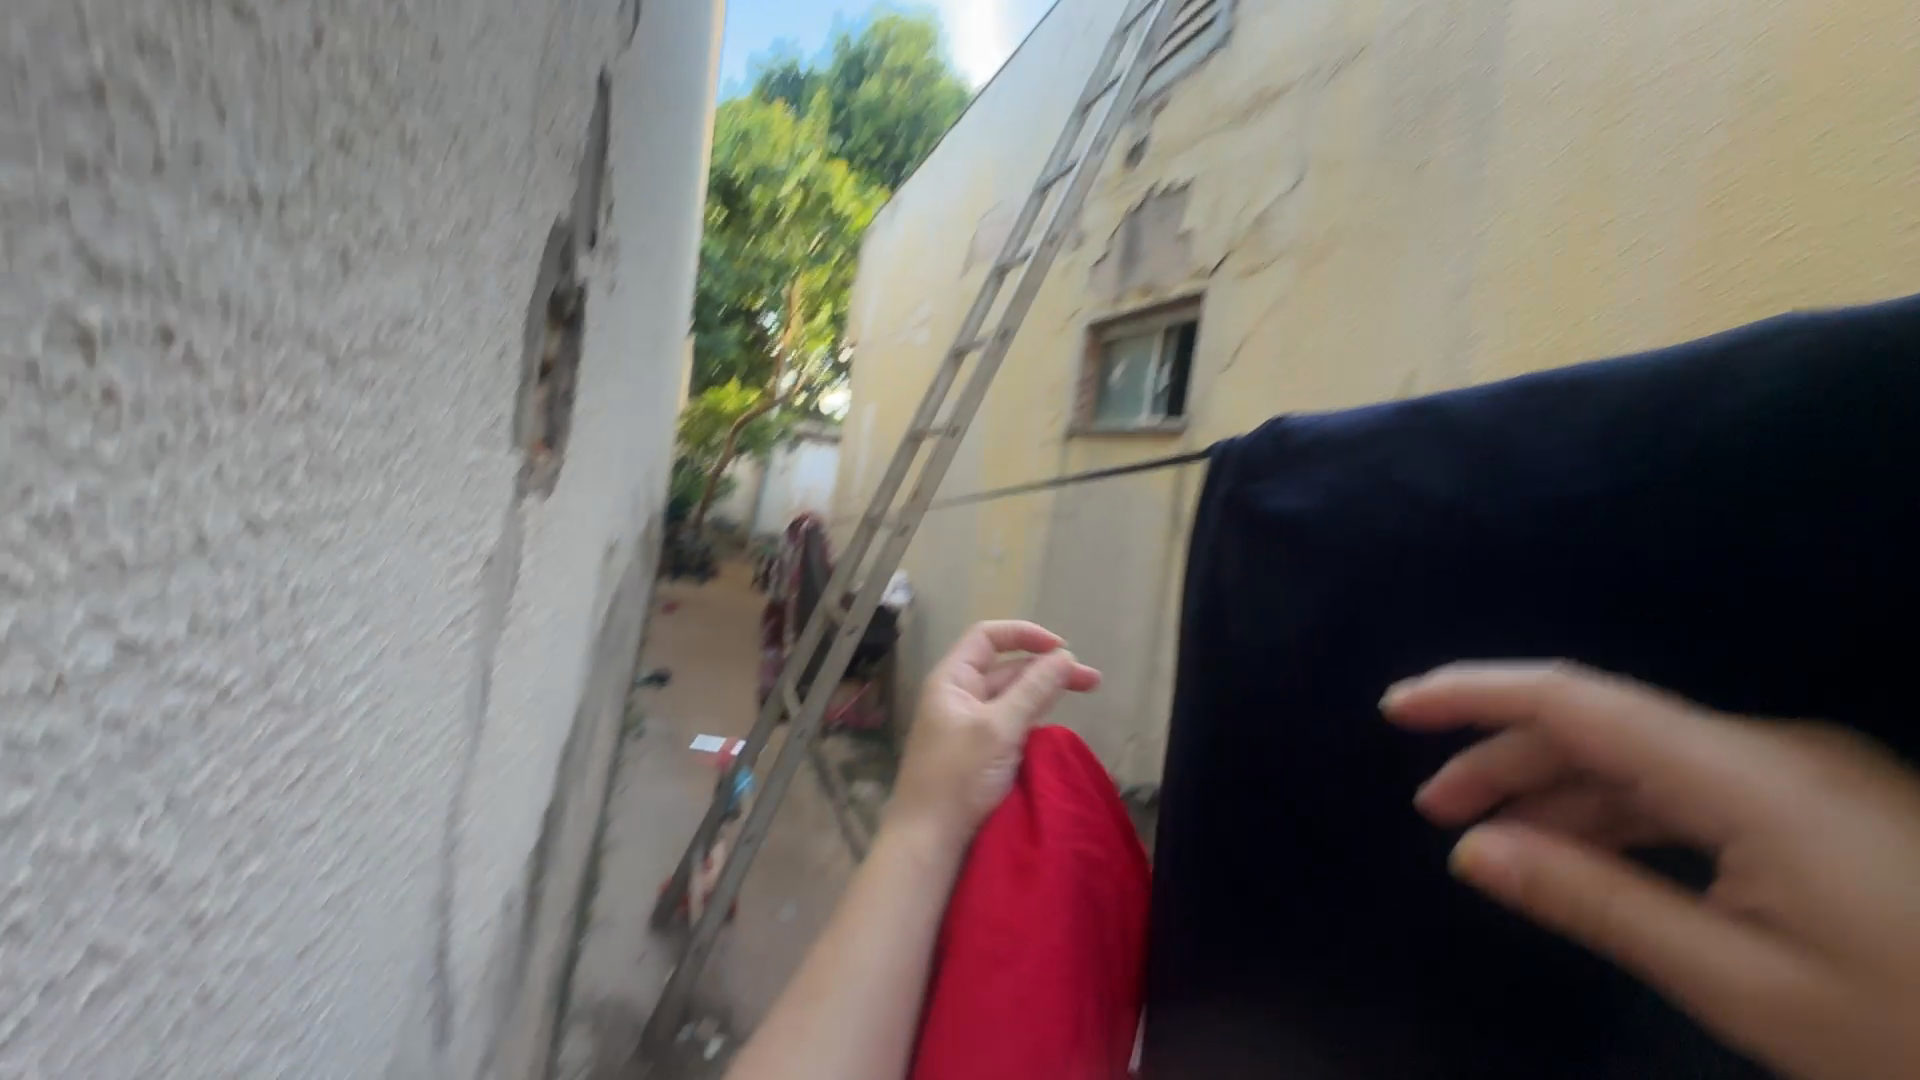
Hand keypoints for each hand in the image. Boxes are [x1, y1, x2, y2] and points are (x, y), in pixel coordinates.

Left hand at [888, 621, 1100, 847]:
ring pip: (1012, 695)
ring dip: (1045, 691)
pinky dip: (1034, 717)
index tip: (1061, 649)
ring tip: (1085, 692)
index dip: (1024, 635)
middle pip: (1006, 667)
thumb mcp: (999, 729)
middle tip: (1091, 680)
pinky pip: (1011, 722)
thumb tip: (1064, 658)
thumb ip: (1033, 690)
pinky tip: (1056, 723)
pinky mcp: (980, 751)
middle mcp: (960, 695)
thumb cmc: (958, 777)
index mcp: (952, 679)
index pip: (987, 637)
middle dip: (1047, 668)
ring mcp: (970, 724)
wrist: (929, 840)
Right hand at [1382, 663, 1919, 1079]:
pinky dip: (1615, 816)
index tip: (1396, 708)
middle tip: (1433, 809)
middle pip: (1597, 726)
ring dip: (1555, 791)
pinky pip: (1685, 792)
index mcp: (1746, 776)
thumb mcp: (1747, 985)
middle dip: (1502, 759)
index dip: (1472, 693)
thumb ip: (1596, 902)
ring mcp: (1799, 777)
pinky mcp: (1820, 808)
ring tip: (1491, 837)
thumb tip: (1472, 850)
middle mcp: (1766, 751)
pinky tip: (1586, 853)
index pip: (1573, 700)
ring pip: (1639, 760)